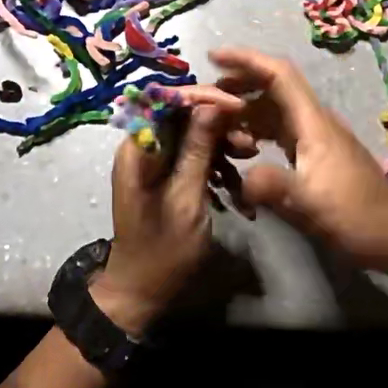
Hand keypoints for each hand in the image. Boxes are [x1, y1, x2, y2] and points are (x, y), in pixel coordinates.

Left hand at [94, 102, 234, 335]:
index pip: (167, 100)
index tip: (239, 106)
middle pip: (181, 115)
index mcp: (137, 147)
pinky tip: (236, 182)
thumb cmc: (163, 249)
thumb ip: (198, 149)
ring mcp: (152, 160)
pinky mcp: (164, 175)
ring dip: (220, 143)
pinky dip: (214, 163)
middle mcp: (141, 146)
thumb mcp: (186, 198)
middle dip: (217, 122)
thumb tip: (211, 104)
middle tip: (249, 140)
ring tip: (249, 156)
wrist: (142, 290)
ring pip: (190, 134)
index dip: (202, 97)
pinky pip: (191, 155)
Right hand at [210, 47, 387, 270]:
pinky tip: (242, 146)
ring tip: (216, 119)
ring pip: (275, 108)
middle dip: (239, 82)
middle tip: (205, 95)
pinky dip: (257, 129)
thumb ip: (275, 187)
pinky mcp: (316, 154)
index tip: (212, 57)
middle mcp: (315, 121)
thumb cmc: (358, 218)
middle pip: (274, 86)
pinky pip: (280, 129)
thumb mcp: (311, 206)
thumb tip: (243, 178)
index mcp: (313, 123)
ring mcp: (316, 137)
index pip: (279, 75)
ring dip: (246, 107)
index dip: (246, 60)